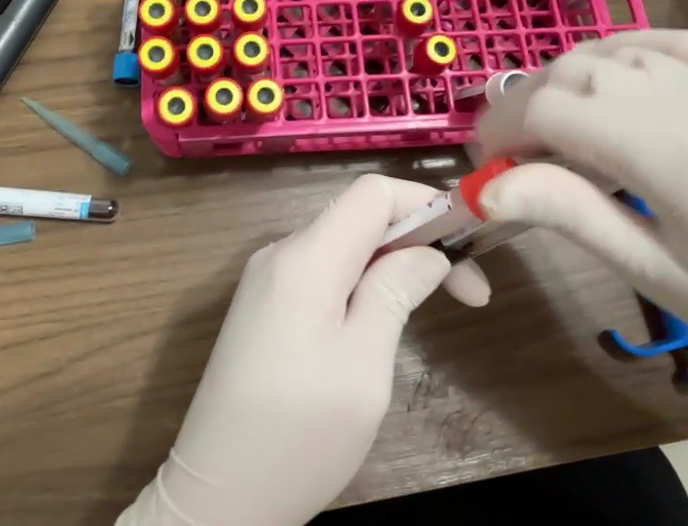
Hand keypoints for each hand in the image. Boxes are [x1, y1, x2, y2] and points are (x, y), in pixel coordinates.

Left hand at [118, 175, 488, 525]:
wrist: (218, 496)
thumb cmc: (299, 434)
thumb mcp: (364, 366)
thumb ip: (394, 293)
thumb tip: (428, 252)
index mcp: (304, 258)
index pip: (372, 193)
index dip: (425, 204)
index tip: (469, 249)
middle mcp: (280, 254)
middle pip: (357, 217)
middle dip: (417, 240)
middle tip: (469, 293)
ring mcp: (265, 281)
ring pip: (341, 245)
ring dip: (391, 264)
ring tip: (431, 305)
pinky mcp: (262, 308)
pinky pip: (320, 273)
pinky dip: (360, 282)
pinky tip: (380, 318)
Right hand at [475, 29, 687, 497]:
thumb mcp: (663, 275)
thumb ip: (571, 214)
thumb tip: (486, 188)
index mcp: (674, 154)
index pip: (551, 109)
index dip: (501, 128)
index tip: (484, 161)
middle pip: (578, 72)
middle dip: (528, 103)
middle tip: (515, 150)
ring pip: (623, 52)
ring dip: (572, 78)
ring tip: (559, 122)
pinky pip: (681, 43)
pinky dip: (632, 50)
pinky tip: (616, 74)